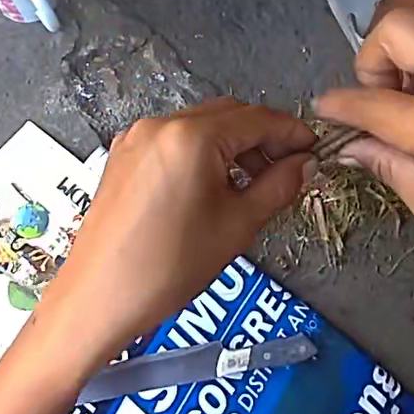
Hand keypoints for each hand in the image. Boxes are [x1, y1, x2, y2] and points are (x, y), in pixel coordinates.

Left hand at [37, 99, 316, 360]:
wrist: (98, 299)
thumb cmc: (171, 266)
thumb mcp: (238, 225)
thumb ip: (278, 186)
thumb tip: (304, 164)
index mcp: (191, 136)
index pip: (257, 119)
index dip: (292, 133)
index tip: (315, 150)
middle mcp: (161, 124)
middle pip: (229, 114)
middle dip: (263, 137)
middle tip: (288, 168)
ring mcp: (137, 137)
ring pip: (201, 125)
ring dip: (233, 144)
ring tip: (253, 181)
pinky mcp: (123, 155)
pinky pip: (175, 139)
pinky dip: (203, 151)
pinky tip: (214, 184)